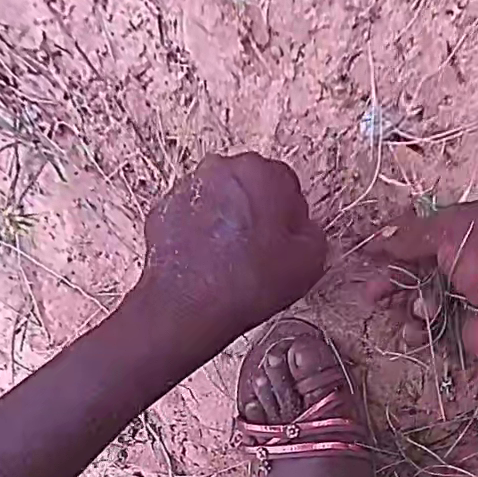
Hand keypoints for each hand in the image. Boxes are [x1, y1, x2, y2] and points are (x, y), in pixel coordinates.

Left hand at [125, 153, 327, 347]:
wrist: (189, 306)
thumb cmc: (246, 283)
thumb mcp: (309, 263)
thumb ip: (314, 235)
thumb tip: (306, 232)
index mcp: (262, 173)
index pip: (287, 186)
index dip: (290, 219)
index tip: (288, 243)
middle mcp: (222, 170)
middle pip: (251, 189)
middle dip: (258, 216)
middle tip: (263, 254)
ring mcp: (187, 188)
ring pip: (220, 203)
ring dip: (229, 226)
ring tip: (234, 264)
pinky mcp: (163, 212)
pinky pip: (192, 220)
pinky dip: (202, 237)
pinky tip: (210, 267)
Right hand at [369, 201, 477, 363]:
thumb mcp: (454, 232)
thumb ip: (413, 235)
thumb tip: (381, 236)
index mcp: (467, 226)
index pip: (421, 231)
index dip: (394, 241)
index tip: (367, 253)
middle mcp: (464, 259)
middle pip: (415, 267)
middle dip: (392, 279)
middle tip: (373, 294)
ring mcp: (462, 295)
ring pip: (417, 298)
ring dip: (405, 305)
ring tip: (405, 310)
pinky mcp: (460, 327)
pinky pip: (428, 327)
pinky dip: (418, 329)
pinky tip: (417, 330)